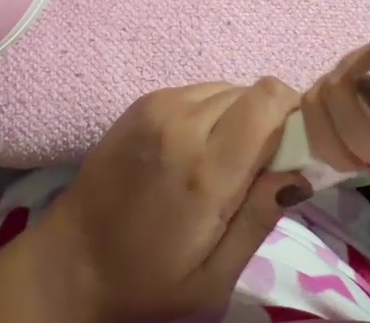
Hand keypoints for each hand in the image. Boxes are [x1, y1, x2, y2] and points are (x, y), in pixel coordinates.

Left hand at [39, 79, 309, 320]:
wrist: (70, 260)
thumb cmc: (146, 282)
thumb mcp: (212, 278)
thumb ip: (258, 219)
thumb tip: (300, 173)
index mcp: (204, 168)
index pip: (267, 99)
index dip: (292, 115)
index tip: (292, 152)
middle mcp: (180, 122)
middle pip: (250, 91)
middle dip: (267, 123)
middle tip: (256, 171)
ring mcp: (156, 105)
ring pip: (224, 88)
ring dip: (237, 117)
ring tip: (223, 163)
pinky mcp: (141, 102)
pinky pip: (197, 91)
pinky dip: (210, 112)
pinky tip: (196, 150)